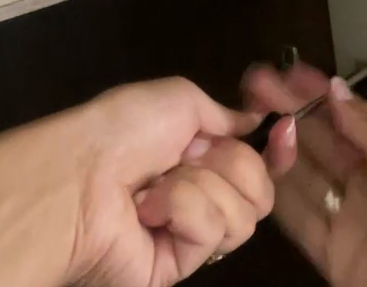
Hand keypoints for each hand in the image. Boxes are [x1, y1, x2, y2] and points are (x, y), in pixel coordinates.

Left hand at [43, 77, 294, 286]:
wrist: (80, 177)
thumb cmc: (127, 127)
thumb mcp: (182, 99)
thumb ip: (226, 115)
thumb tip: (256, 122)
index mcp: (201, 154)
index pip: (258, 161)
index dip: (278, 150)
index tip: (285, 131)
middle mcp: (202, 194)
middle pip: (261, 188)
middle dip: (233, 164)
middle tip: (193, 156)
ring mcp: (191, 234)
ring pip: (245, 214)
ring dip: (204, 187)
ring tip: (160, 186)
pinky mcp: (179, 267)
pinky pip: (213, 233)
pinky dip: (185, 209)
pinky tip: (150, 208)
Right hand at [243, 64, 366, 286]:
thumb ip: (366, 126)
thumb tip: (335, 88)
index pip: (348, 115)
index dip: (319, 94)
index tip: (288, 72)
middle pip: (323, 140)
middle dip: (292, 113)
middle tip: (258, 87)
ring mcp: (350, 216)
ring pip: (306, 175)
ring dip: (281, 147)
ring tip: (252, 119)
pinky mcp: (333, 253)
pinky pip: (300, 218)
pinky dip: (279, 194)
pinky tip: (258, 169)